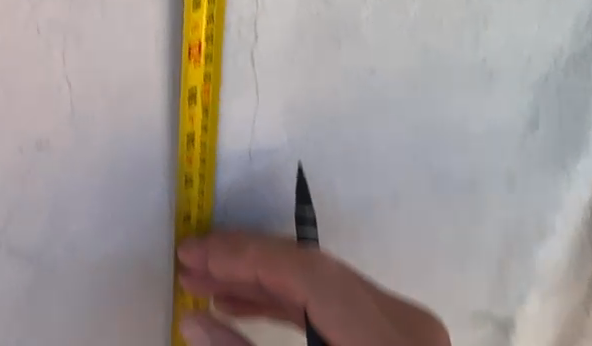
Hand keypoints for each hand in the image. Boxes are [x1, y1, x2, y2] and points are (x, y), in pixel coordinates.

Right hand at [176, 233, 450, 345]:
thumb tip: (192, 321)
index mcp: (388, 339)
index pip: (308, 273)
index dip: (244, 257)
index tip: (191, 254)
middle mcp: (404, 321)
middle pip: (309, 271)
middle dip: (242, 264)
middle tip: (187, 264)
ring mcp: (403, 328)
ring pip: (317, 285)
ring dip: (257, 282)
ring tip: (202, 285)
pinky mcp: (393, 339)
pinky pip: (331, 306)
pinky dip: (285, 303)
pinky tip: (239, 306)